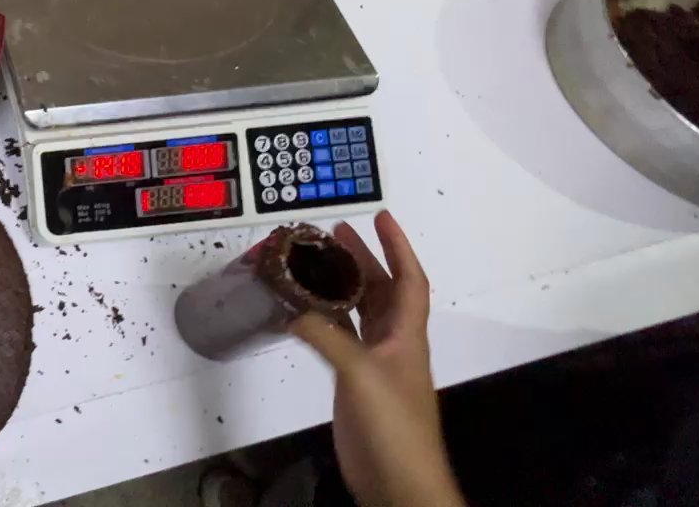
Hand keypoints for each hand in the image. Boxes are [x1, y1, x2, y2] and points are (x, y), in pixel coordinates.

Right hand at [292, 212, 464, 506]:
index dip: (398, 248)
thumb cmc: (394, 426)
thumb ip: (325, 334)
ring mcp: (375, 361)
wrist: (400, 483)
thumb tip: (289, 308)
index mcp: (406, 336)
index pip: (409, 281)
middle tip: (336, 232)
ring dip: (341, 282)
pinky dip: (322, 313)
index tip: (382, 217)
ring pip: (360, 309)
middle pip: (382, 290)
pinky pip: (339, 332)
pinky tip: (301, 306)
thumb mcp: (360, 373)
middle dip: (363, 258)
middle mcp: (393, 343)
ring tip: (315, 260)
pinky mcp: (354, 378)